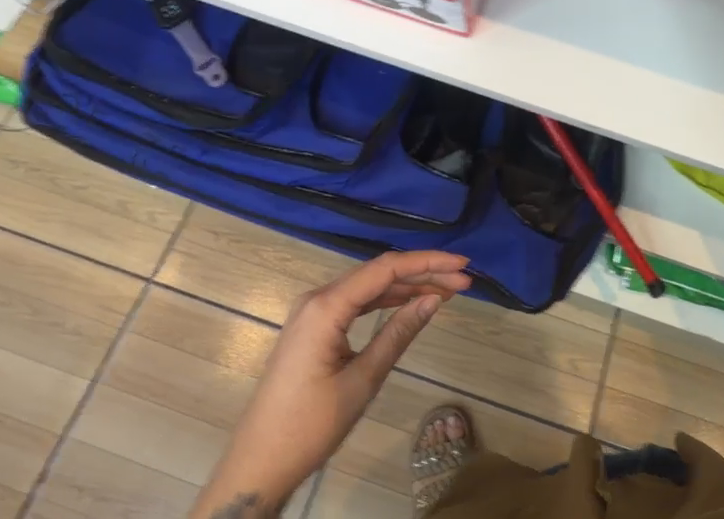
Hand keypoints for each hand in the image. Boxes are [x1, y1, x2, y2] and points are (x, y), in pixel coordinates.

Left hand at [205, 252, 471, 505]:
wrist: (260, 461)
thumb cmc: (310, 425)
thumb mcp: (362, 380)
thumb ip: (398, 334)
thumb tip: (433, 300)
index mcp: (326, 306)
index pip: (385, 269)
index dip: (427, 262)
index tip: (462, 264)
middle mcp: (318, 298)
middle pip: (378, 273)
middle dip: (422, 272)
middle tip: (463, 279)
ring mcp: (313, 312)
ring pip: (368, 286)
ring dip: (406, 285)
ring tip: (447, 289)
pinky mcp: (313, 327)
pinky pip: (355, 302)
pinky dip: (385, 301)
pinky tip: (411, 303)